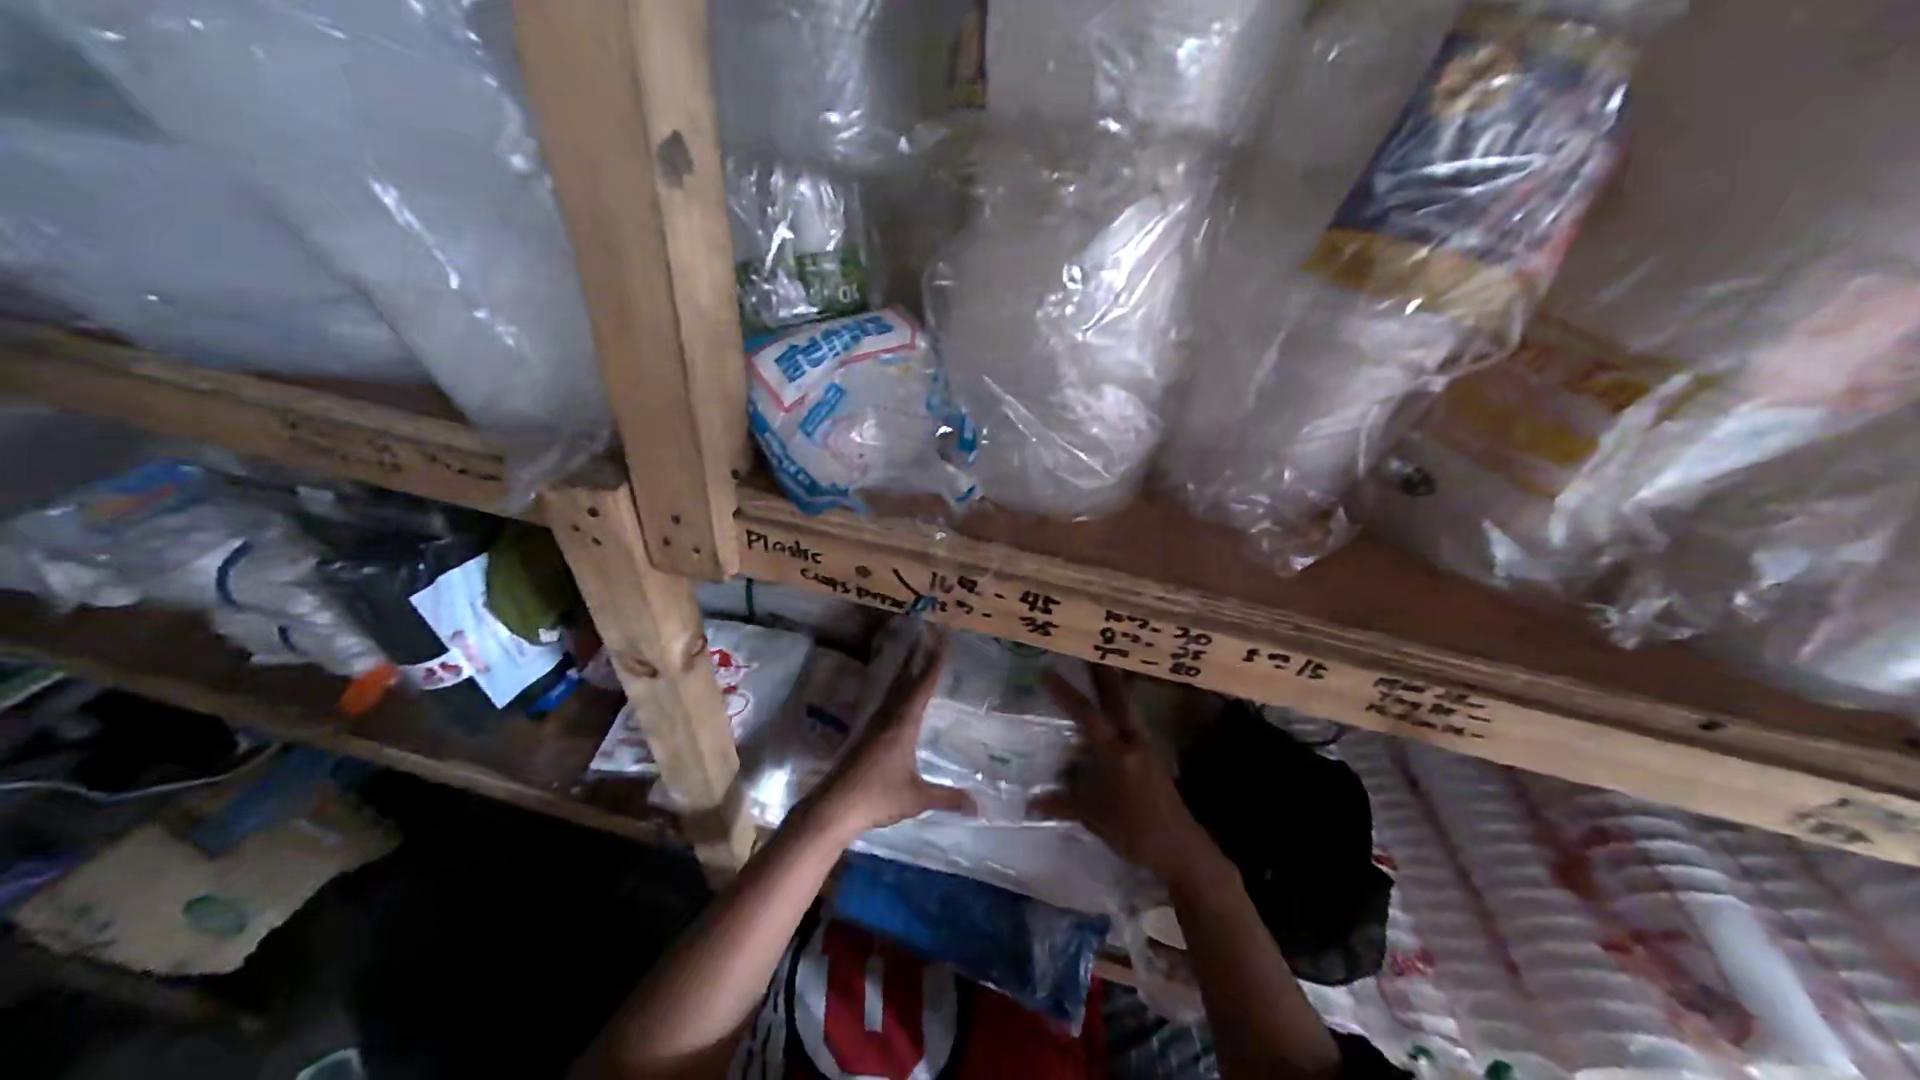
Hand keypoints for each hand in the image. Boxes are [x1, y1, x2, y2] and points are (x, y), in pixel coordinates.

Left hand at [809, 630, 972, 832]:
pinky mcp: (864, 736)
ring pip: (893, 690)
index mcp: (901, 725)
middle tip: (929, 633)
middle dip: (919, 657)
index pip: (922, 687)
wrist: (834, 807)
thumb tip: (978, 807)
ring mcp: (873, 725)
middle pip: (906, 681)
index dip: (933, 663)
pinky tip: (897, 695)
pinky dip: (896, 690)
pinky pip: (885, 703)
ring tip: (916, 654)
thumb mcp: (916, 798)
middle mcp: (886, 718)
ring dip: (906, 671)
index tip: (941, 639)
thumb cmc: (877, 797)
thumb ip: (947, 798)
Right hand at [1041, 666, 1218, 884]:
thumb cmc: (1134, 832)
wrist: (1181, 850)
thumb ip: (1062, 804)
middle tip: (1093, 651)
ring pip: (1129, 710)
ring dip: (1116, 691)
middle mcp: (1134, 743)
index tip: (1048, 672)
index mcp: (1117, 753)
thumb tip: (1031, 802)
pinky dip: (1121, 713)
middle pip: (1118, 699)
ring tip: (1103, 674)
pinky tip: (1114, 718)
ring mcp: (1148, 750)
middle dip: (1105, 675)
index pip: (1088, 716)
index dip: (1067, 693)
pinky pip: (1133, 727)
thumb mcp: (1093, 818)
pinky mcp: (1154, 760)